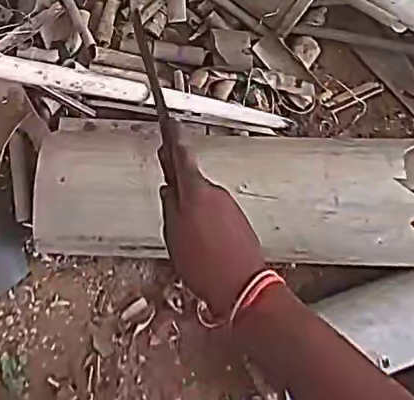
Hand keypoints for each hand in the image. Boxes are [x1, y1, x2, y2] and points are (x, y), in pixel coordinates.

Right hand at [161, 141, 265, 317]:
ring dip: (194, 206)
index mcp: (195, 190)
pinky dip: (207, 219)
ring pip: (204, 197)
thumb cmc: (206, 264)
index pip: (181, 153)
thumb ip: (169, 205)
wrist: (246, 291)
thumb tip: (168, 190)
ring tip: (186, 232)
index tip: (168, 122)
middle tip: (167, 190)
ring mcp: (230, 206)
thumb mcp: (173, 234)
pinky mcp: (239, 222)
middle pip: (192, 177)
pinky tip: (202, 240)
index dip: (172, 137)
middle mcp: (215, 192)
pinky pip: (217, 212)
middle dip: (180, 183)